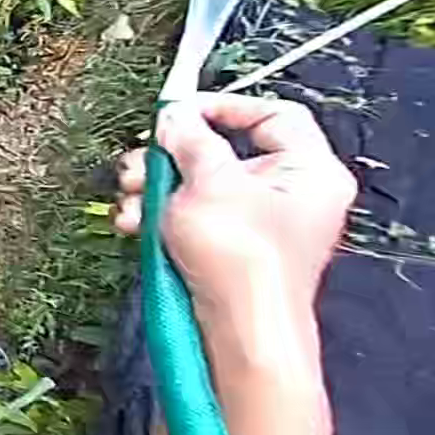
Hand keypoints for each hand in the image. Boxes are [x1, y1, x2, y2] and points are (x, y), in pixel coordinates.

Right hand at [114, 93, 355, 379]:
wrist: (236, 327)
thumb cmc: (238, 251)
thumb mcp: (211, 183)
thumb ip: (191, 141)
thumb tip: (174, 112)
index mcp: (305, 170)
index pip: (272, 115)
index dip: (222, 107)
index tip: (175, 112)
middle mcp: (279, 190)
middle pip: (214, 150)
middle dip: (165, 157)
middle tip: (137, 165)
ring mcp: (245, 217)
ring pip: (186, 180)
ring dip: (148, 186)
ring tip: (129, 201)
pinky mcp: (215, 240)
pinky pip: (178, 211)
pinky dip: (151, 213)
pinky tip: (131, 223)